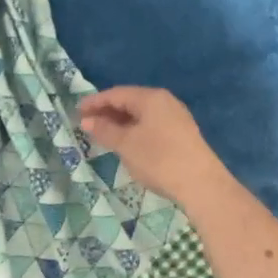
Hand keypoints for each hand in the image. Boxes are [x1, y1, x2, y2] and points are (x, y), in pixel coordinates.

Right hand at [77, 86, 227, 203]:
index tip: (76, 112)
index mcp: (151, 98)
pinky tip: (126, 142)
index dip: (95, 102)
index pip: (117, 94)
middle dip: (107, 112)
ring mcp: (175, 117)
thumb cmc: (158, 159)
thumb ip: (105, 130)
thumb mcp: (126, 145)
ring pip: (141, 114)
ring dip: (120, 122)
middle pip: (130, 101)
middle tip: (86, 123)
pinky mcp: (181, 133)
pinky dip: (134, 130)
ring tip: (102, 134)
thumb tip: (87, 120)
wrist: (200, 183)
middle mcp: (165, 101)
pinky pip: (151, 124)